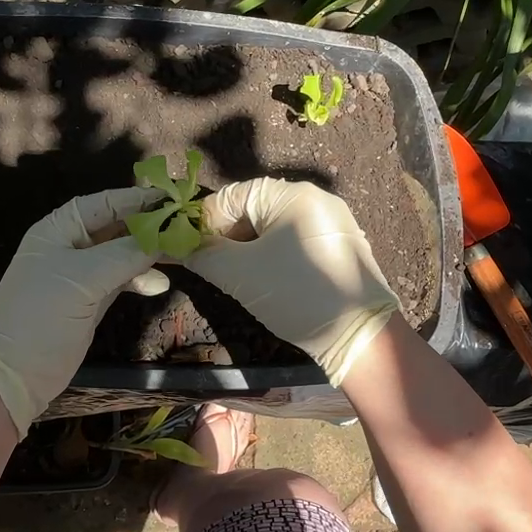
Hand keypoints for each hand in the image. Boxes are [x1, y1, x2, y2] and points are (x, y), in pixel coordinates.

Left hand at [0, 187, 168, 437]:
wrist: (14, 373)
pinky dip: (140, 279)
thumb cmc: (42, 315)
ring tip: (181, 255)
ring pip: (122, 253)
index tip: (175, 199)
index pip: (104, 203)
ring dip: (149, 254)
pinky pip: (122, 279)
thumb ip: (125, 254)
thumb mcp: (83, 279)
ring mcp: (81, 274)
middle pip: (116, 226)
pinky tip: (160, 285)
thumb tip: (164, 235)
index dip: (138, 199)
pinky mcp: (90, 300)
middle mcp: (70, 245)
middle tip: (186, 226)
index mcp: (59, 229)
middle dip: (149, 227)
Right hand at [186, 177, 398, 385]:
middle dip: (227, 237)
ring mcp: (331, 222)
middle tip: (212, 267)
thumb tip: (170, 245)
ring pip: (272, 227)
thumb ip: (202, 254)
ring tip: (236, 278)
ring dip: (248, 249)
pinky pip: (293, 240)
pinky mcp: (339, 245)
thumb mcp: (240, 274)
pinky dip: (272, 255)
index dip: (204, 223)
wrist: (360, 337)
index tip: (188, 251)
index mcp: (292, 193)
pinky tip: (266, 281)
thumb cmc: (296, 294)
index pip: (231, 197)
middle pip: (252, 209)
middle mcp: (314, 198)